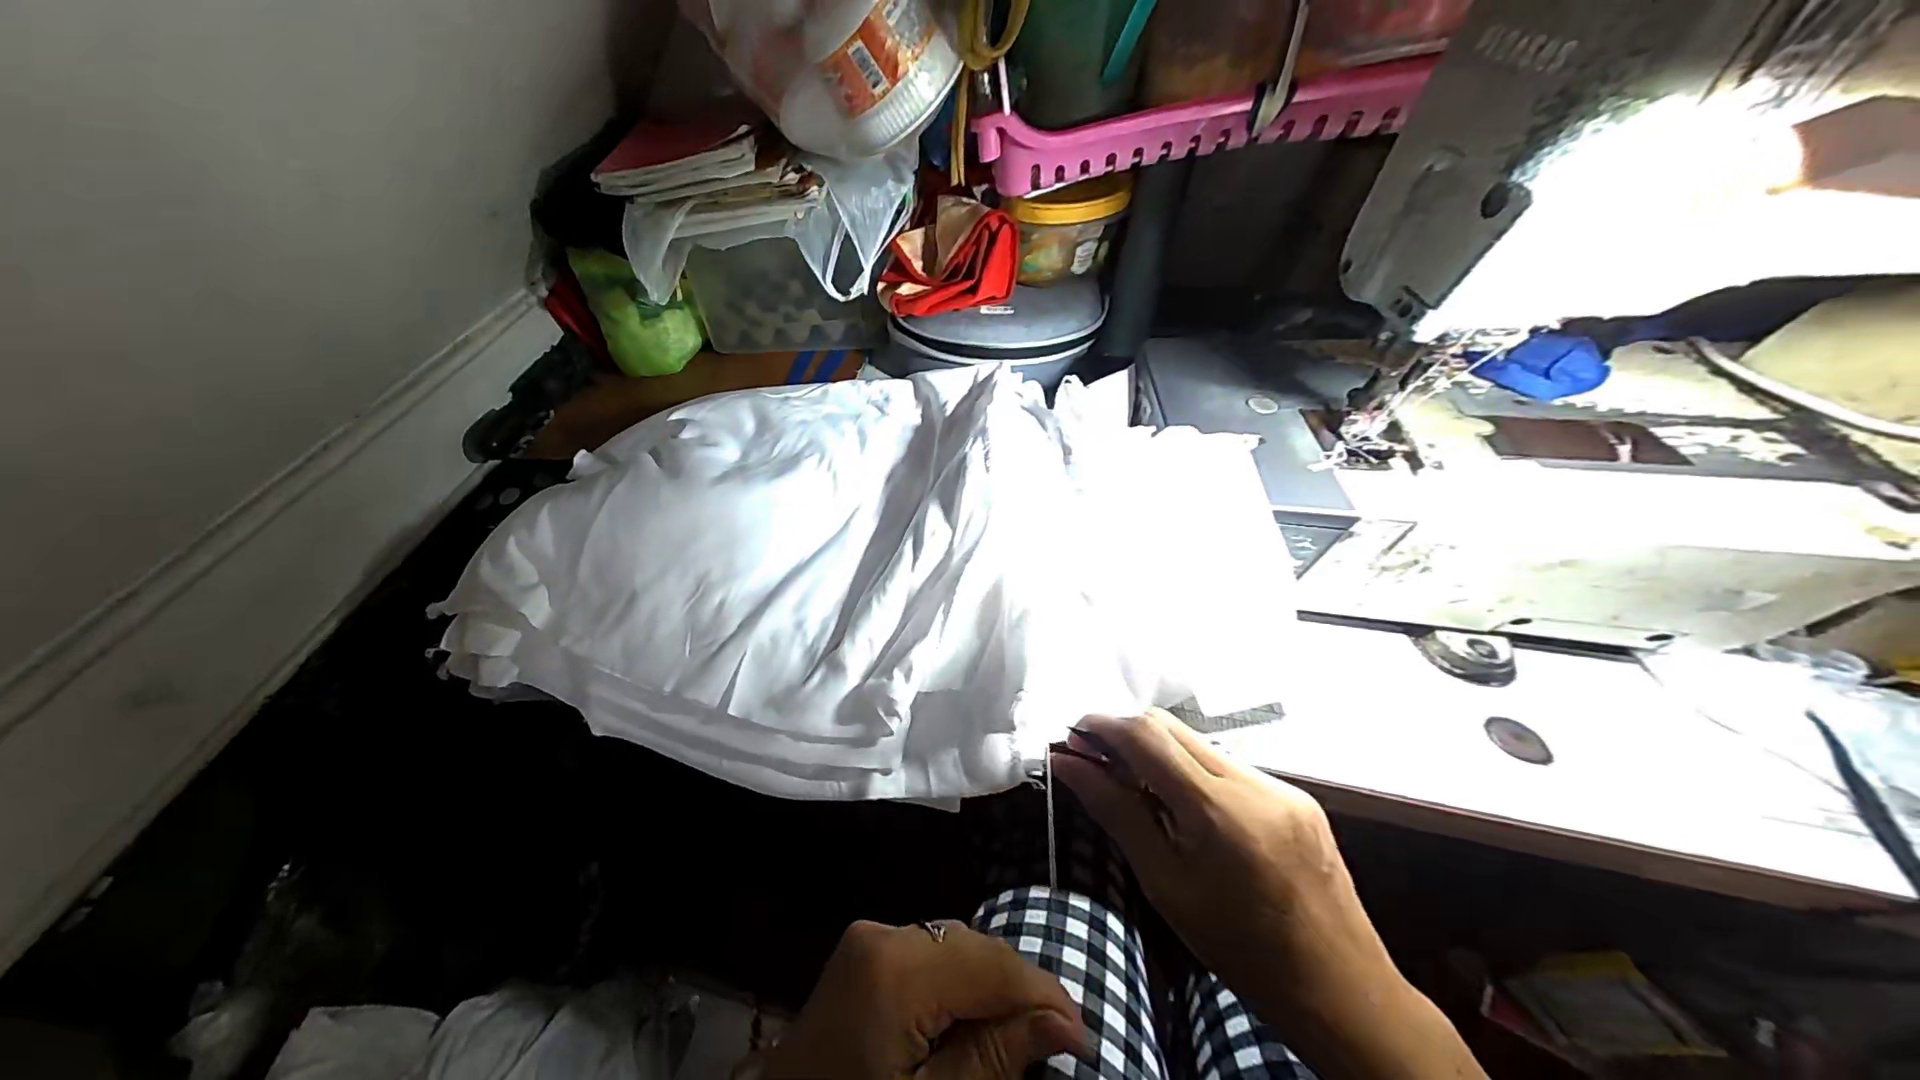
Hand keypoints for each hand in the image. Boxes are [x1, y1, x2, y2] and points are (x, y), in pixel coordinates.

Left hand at [762, 919, 1085, 1079]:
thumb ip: (996, 1056)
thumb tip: (1066, 1024)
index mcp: (894, 969)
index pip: (991, 963)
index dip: (1043, 994)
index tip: (1081, 1037)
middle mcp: (881, 934)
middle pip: (974, 949)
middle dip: (1017, 990)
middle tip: (1053, 1042)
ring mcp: (868, 938)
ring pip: (955, 946)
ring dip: (988, 985)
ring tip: (1014, 1035)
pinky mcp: (863, 950)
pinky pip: (929, 953)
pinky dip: (956, 982)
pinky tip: (967, 1021)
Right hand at [1052, 710, 1486, 1079]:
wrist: (1341, 988)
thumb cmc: (1240, 949)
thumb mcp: (1164, 883)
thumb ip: (1116, 811)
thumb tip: (1068, 764)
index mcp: (1217, 810)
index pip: (1146, 735)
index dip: (1101, 726)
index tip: (1073, 737)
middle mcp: (1252, 782)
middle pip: (1171, 726)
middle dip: (1126, 733)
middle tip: (1095, 761)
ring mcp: (1281, 786)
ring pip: (1199, 742)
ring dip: (1159, 752)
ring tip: (1135, 787)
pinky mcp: (1297, 795)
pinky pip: (1229, 764)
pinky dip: (1193, 771)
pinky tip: (1185, 807)